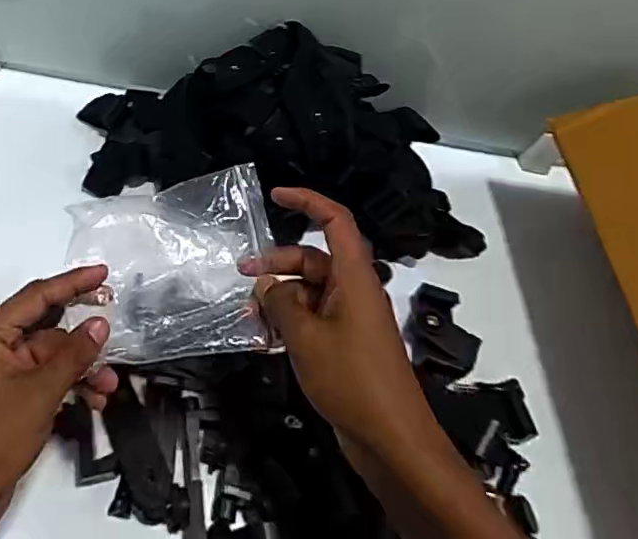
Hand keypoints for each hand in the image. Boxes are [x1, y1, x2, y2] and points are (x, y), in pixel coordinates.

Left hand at [0, 265, 119, 538]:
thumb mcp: (39, 394)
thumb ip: (72, 355)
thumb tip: (97, 324)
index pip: (37, 295)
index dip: (72, 282)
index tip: (99, 274)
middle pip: (46, 324)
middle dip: (81, 329)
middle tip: (111, 315)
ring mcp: (1, 372)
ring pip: (50, 354)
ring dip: (80, 364)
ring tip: (107, 379)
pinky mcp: (9, 395)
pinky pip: (46, 376)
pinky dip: (69, 382)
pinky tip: (91, 395)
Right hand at [246, 189, 522, 538]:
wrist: (393, 442)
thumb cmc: (355, 382)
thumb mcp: (305, 336)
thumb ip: (280, 302)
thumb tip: (266, 284)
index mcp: (354, 277)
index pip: (335, 220)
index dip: (307, 200)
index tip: (276, 195)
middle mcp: (354, 290)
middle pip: (312, 259)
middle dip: (276, 263)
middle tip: (245, 276)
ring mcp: (350, 317)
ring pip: (308, 290)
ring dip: (278, 298)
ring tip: (251, 317)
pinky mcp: (345, 343)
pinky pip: (312, 317)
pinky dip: (289, 321)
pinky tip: (265, 338)